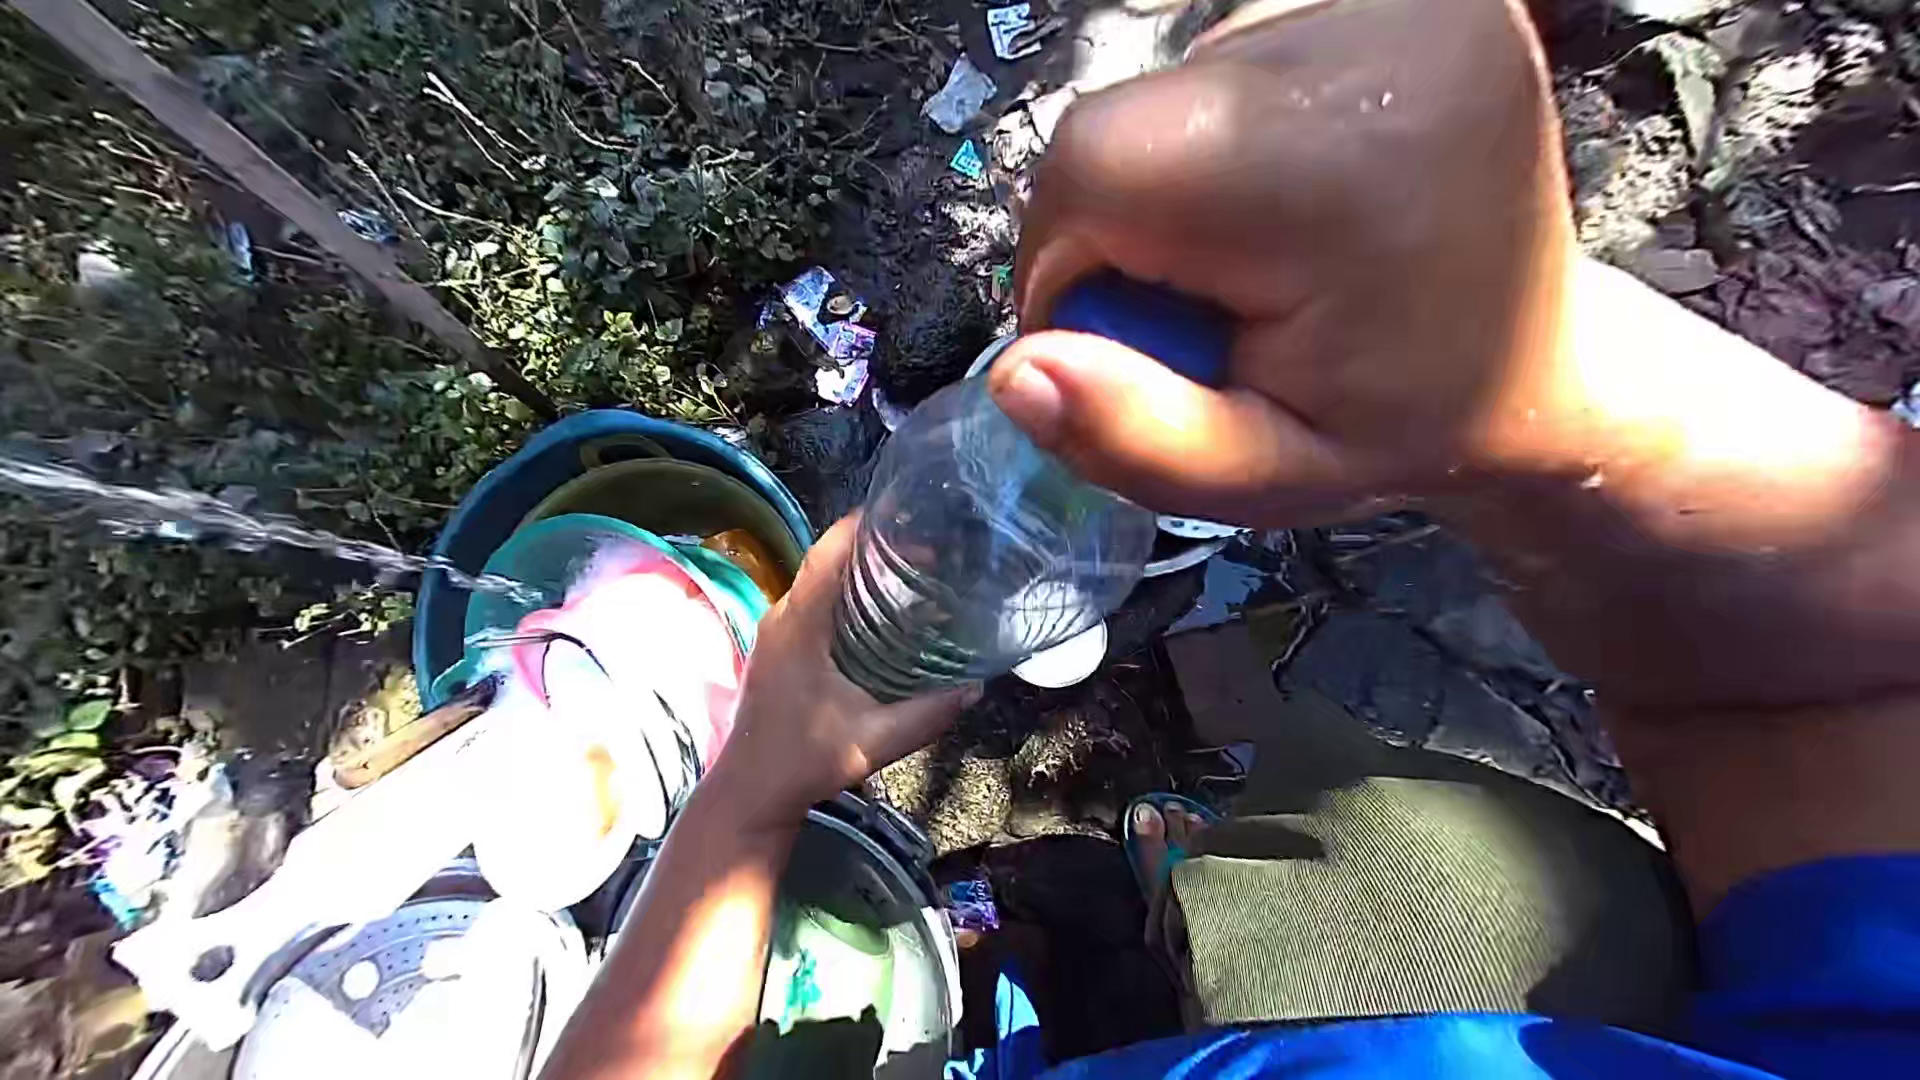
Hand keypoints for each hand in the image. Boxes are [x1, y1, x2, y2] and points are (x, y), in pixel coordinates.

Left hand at [705, 516, 977, 826]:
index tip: (906, 513)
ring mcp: (778, 628)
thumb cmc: (803, 762)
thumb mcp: (871, 742)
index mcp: (799, 627)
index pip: (827, 555)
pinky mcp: (781, 642)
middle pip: (827, 559)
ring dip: (863, 567)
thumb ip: (926, 715)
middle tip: (928, 547)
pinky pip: (816, 598)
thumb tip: (976, 687)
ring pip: (821, 577)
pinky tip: (884, 606)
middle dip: (875, 545)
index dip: (863, 526)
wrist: (749, 791)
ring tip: (913, 568)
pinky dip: (850, 589)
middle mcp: (783, 616)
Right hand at [991, 0, 1576, 524]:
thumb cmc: (1384, 434)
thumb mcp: (1250, 479)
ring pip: (1143, 106)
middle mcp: (1369, 35)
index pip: (1092, 169)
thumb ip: (1128, 438)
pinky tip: (1261, 221)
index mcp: (1337, 170)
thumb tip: (1011, 375)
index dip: (1063, 270)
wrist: (1528, 366)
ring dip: (1147, 210)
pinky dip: (1190, 167)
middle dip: (1097, 244)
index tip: (1114, 343)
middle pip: (1107, 130)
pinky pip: (1195, 83)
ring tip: (1235, 276)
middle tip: (1176, 319)